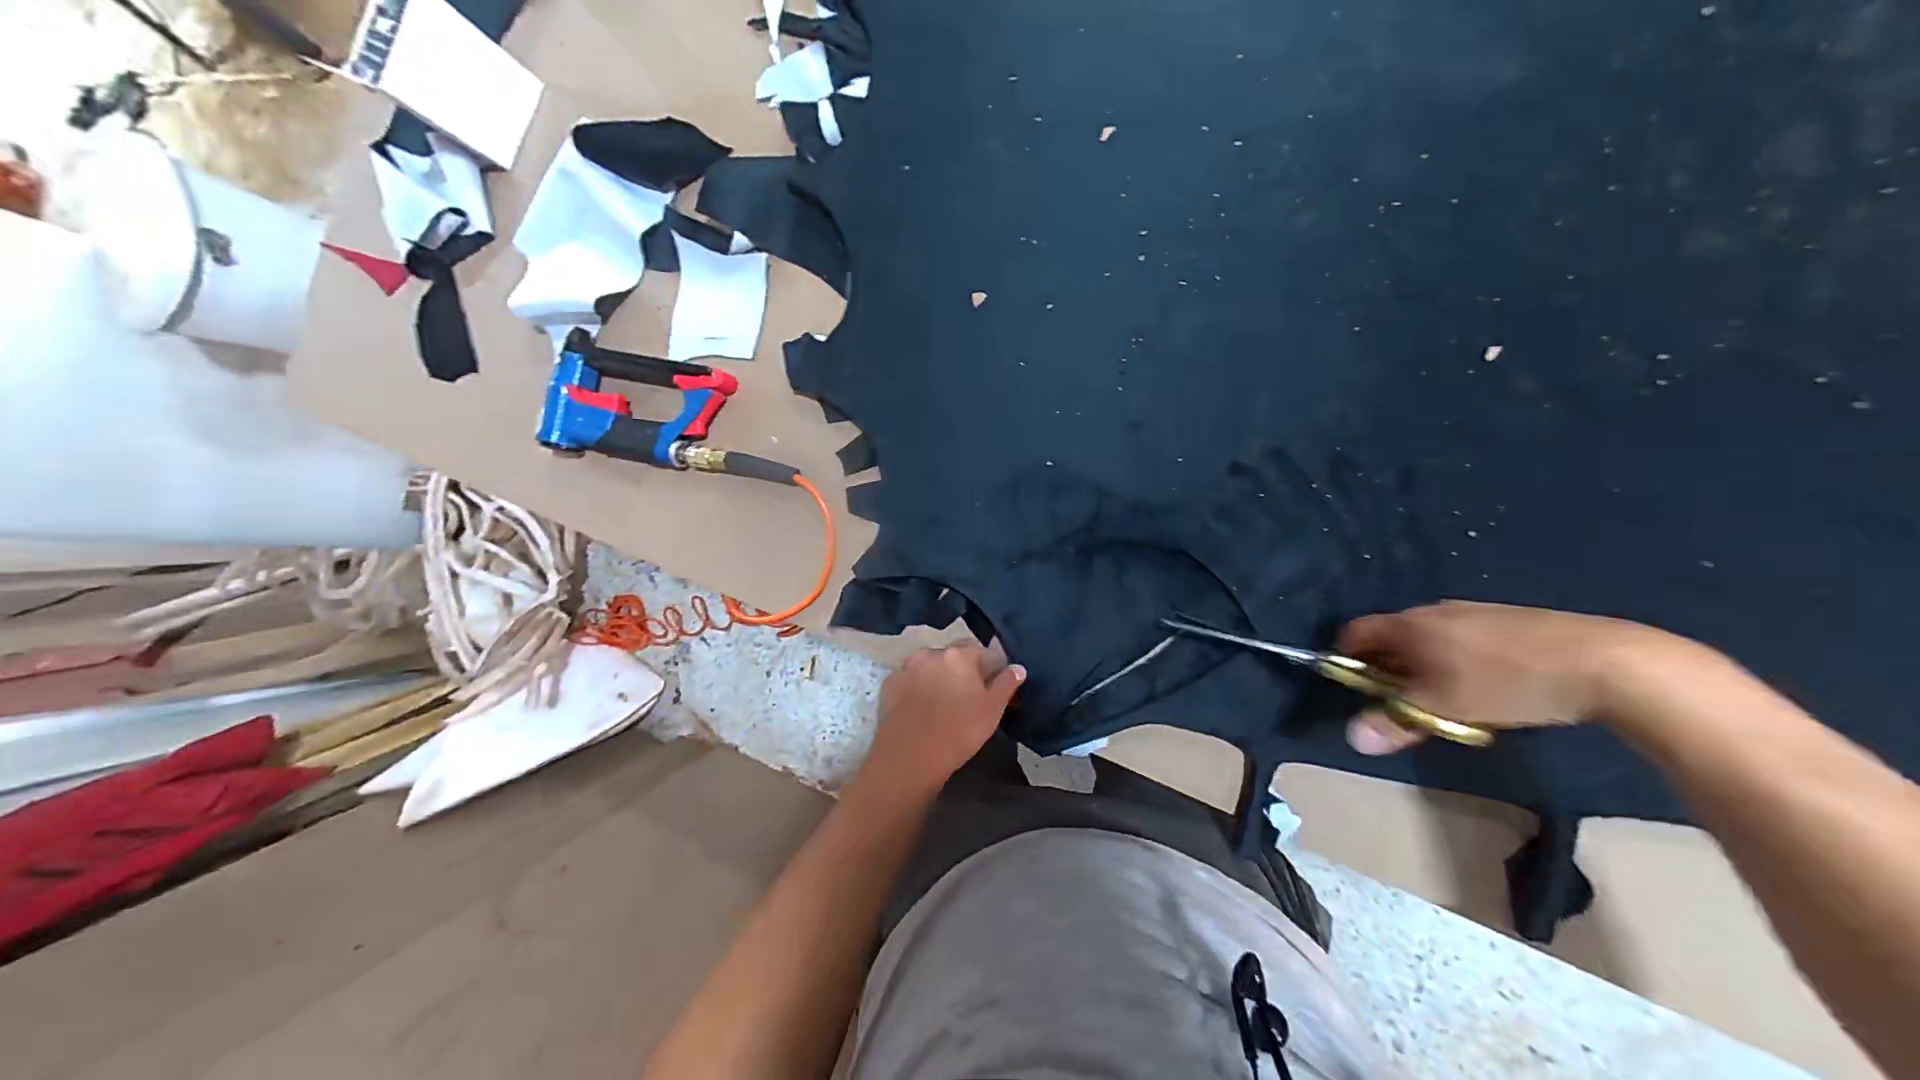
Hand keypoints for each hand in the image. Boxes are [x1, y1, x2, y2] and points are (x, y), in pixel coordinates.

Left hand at [861, 645, 1025, 797]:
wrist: (910, 754)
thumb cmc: (959, 730)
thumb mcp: (992, 709)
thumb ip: (1006, 684)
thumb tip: (1018, 668)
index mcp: (960, 654)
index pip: (983, 652)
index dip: (991, 669)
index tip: (992, 687)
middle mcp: (931, 653)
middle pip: (953, 656)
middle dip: (961, 670)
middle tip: (966, 697)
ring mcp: (907, 667)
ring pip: (929, 666)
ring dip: (937, 677)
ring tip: (942, 703)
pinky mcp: (889, 684)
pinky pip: (909, 680)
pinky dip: (916, 688)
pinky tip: (920, 708)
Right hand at [1335, 601, 1668, 754]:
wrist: (1606, 662)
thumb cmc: (1507, 682)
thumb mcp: (1445, 708)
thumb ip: (1397, 722)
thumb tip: (1354, 738)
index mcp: (1410, 624)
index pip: (1356, 632)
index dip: (1346, 658)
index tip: (1353, 688)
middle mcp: (1434, 610)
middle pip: (1391, 636)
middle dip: (1387, 668)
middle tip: (1399, 703)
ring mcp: (1474, 612)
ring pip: (1429, 639)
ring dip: (1423, 666)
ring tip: (1445, 700)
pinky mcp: (1508, 621)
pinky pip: (1461, 639)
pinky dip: (1455, 661)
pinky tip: (1485, 687)